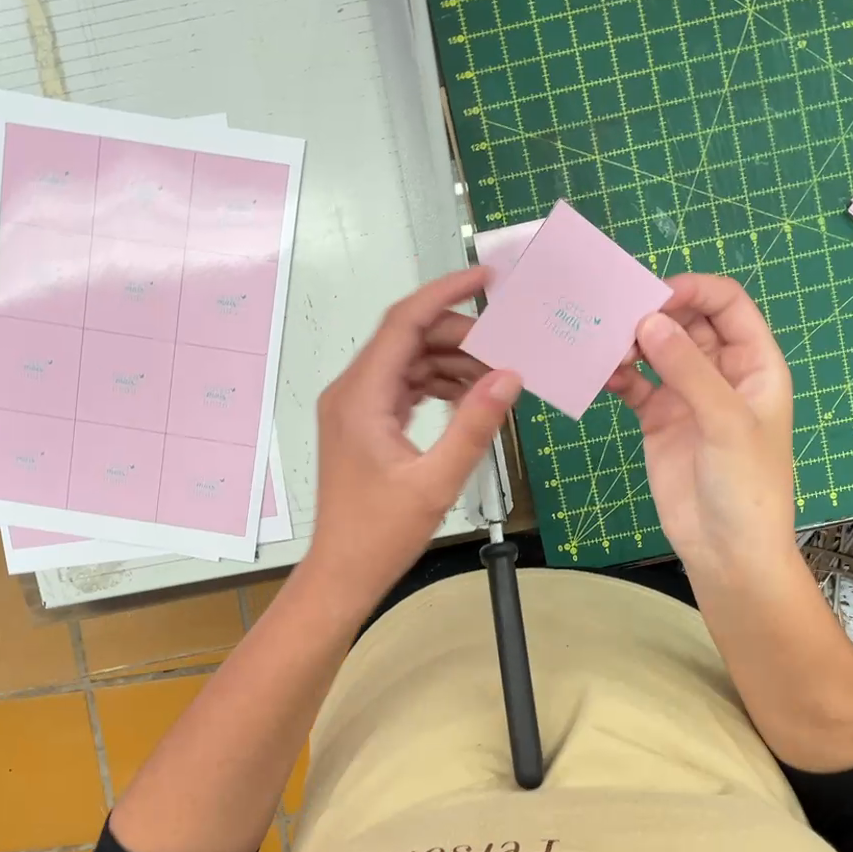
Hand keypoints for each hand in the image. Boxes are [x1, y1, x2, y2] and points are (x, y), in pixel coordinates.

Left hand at [305, 267, 519, 608]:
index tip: (485, 279)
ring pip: (406, 362)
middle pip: (407, 339)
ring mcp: (355, 408)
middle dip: (458, 336)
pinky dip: (435, 385)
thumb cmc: (381, 534)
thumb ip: (474, 426)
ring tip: (494, 378)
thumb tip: (509, 376)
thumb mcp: (437, 481)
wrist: (343, 571)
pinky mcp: (364, 424)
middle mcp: (352, 392)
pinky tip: (468, 398)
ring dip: (449, 363)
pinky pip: (402, 387)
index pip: (404, 322)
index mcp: (361, 396)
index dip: (445, 294)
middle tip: (506, 349)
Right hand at [605, 273, 794, 577]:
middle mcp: (721, 372)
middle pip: (688, 322)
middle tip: (619, 318)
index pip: (727, 305)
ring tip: (607, 349)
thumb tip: (649, 322)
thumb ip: (688, 370)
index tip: (654, 295)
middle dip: (656, 314)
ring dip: (633, 344)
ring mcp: (687, 395)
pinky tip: (604, 377)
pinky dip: (620, 376)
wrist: (726, 549)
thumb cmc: (746, 485)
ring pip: (658, 350)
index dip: (695, 291)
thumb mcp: (726, 422)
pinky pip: (636, 383)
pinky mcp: (658, 418)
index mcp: (754, 363)